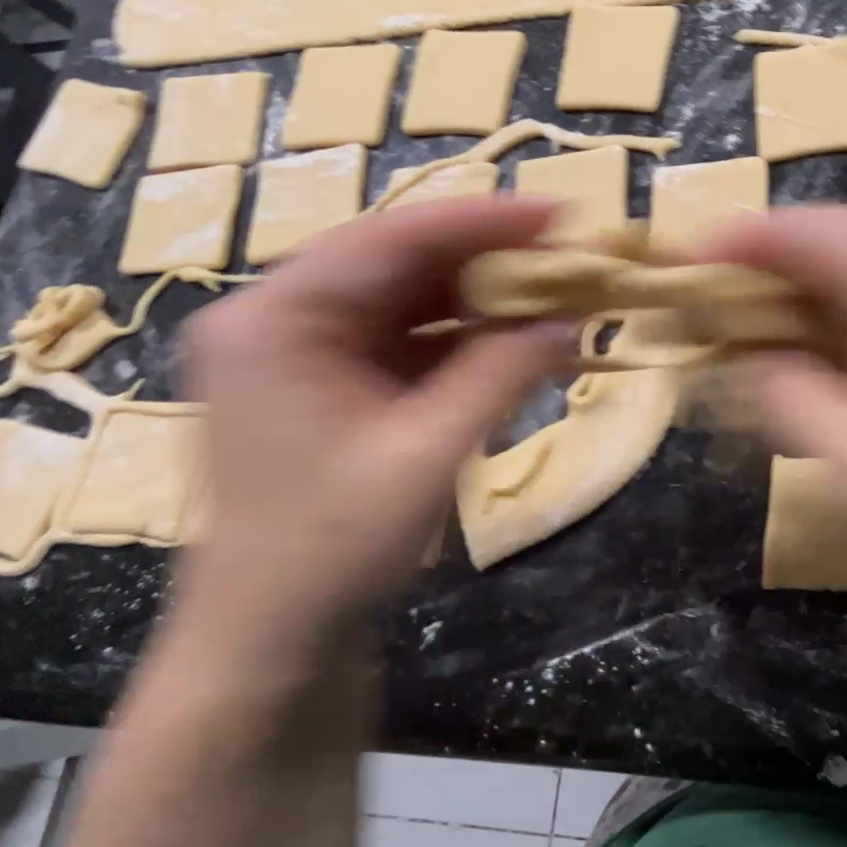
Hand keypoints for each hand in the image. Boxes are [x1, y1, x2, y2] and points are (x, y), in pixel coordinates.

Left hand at [180, 197, 575, 630]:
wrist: (273, 632)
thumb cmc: (334, 546)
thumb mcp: (428, 454)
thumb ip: (501, 376)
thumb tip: (573, 320)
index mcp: (276, 320)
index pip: (390, 240)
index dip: (483, 221)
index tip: (562, 215)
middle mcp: (279, 318)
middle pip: (398, 263)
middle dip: (489, 261)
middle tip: (571, 259)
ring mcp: (303, 351)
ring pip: (408, 301)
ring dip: (484, 303)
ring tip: (559, 300)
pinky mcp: (330, 384)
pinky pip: (408, 342)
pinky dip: (466, 343)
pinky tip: (521, 345)